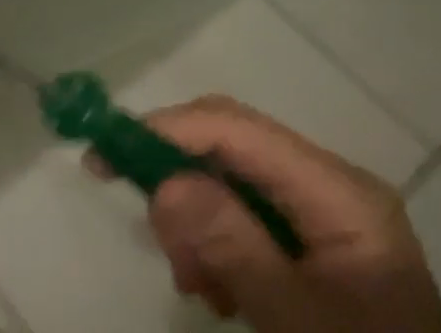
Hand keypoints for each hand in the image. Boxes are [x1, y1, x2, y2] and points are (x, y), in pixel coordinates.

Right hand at [123, 96, 440, 332]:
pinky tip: (213, 282)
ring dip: (188, 218)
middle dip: (173, 179)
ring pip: (218, 173)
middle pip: (222, 141)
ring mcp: (318, 207)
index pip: (233, 127)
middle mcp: (328, 183)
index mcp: (339, 192)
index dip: (162, 129)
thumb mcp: (299, 317)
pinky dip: (207, 236)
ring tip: (194, 280)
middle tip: (158, 239)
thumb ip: (236, 249)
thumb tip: (165, 182)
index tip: (101, 154)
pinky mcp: (306, 232)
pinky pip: (234, 206)